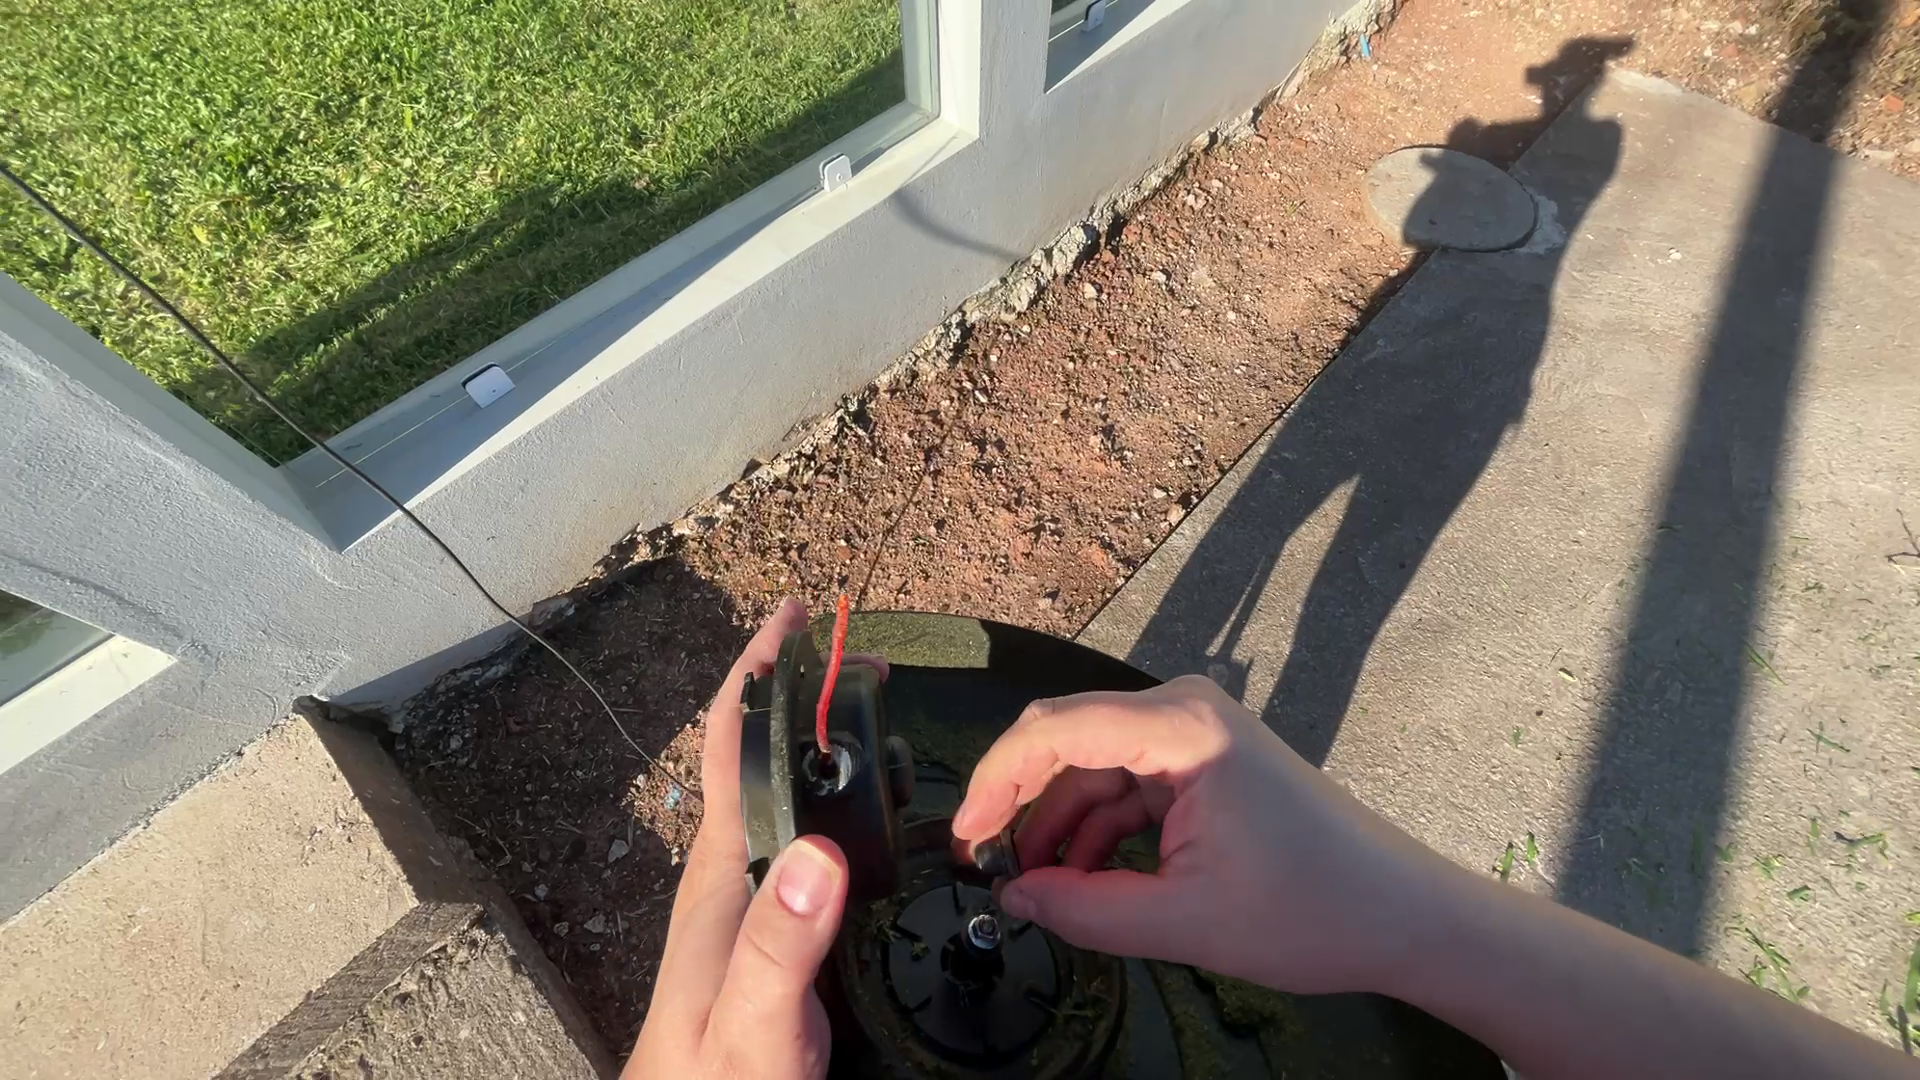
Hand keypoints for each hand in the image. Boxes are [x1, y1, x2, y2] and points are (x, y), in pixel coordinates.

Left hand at [628, 600, 886, 1079]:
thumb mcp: (749, 1023)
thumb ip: (777, 947)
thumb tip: (819, 853)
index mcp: (726, 862)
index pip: (733, 741)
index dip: (758, 671)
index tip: (791, 618)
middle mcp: (739, 857)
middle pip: (764, 746)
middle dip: (805, 689)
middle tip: (867, 664)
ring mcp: (757, 882)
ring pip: (789, 779)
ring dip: (824, 731)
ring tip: (873, 707)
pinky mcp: (779, 908)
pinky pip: (810, 818)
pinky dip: (837, 780)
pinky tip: (866, 788)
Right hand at [950, 675, 1459, 994]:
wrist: (1406, 915)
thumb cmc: (1311, 912)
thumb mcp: (1187, 921)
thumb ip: (1087, 911)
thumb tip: (1013, 900)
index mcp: (1179, 727)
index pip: (1058, 728)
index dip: (998, 777)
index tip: (968, 834)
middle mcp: (1177, 711)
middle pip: (1067, 739)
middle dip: (1020, 798)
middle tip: (984, 856)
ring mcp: (1186, 733)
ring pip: (1090, 767)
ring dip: (1056, 824)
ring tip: (1033, 884)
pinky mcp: (1193, 761)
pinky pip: (1121, 786)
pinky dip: (1094, 829)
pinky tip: (1078, 876)